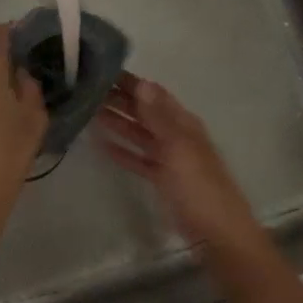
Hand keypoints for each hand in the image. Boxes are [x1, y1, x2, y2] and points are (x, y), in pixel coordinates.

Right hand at [96, 74, 262, 249]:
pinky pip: (138, 159)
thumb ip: (158, 116)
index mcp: (184, 123)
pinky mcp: (162, 179)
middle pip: (145, 112)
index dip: (131, 82)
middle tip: (86, 89)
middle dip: (120, 100)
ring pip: (139, 134)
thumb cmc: (199, 187)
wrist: (216, 232)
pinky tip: (102, 145)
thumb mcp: (178, 148)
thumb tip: (142, 82)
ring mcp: (169, 158)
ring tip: (89, 111)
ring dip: (118, 123)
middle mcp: (176, 135)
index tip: (101, 70)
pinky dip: (122, 151)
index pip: (154, 94)